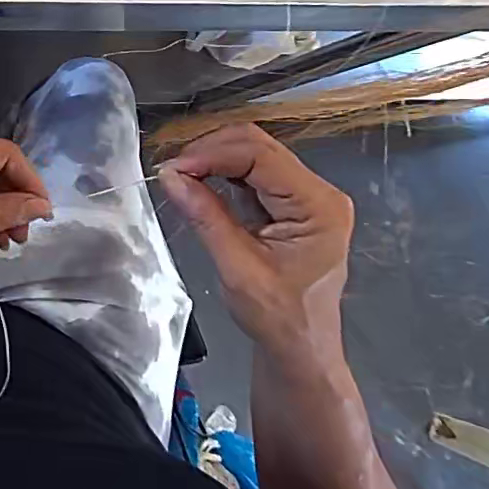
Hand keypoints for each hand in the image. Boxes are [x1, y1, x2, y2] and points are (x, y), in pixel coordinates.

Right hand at [157, 124, 353, 366]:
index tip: (171, 170)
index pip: (260, 156)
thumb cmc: (277, 315)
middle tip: (170, 172)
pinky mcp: (285, 200)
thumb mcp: (237, 267)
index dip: (211, 155)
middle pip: (257, 144)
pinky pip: (247, 168)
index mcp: (319, 207)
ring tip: (178, 176)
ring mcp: (303, 194)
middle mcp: (318, 192)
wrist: (299, 344)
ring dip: (210, 157)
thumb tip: (169, 175)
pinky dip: (216, 168)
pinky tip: (195, 181)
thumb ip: (205, 216)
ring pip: (250, 150)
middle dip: (208, 150)